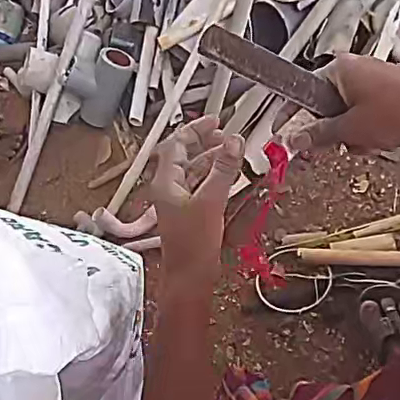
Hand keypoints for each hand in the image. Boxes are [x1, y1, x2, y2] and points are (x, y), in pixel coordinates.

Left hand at [150, 117, 244, 291]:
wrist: (189, 278)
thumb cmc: (194, 244)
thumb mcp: (211, 201)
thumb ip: (223, 169)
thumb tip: (234, 141)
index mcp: (165, 183)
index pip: (176, 145)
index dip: (195, 130)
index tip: (215, 121)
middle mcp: (168, 189)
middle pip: (183, 156)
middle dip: (204, 142)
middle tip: (225, 135)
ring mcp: (178, 202)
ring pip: (193, 171)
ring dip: (211, 159)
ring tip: (231, 151)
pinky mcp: (188, 214)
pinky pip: (199, 186)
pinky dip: (213, 177)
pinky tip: (229, 175)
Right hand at [299, 54, 399, 152]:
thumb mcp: (352, 129)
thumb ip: (319, 134)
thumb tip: (293, 140)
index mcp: (338, 69)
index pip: (301, 92)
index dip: (290, 117)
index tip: (281, 136)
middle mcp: (353, 69)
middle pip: (323, 106)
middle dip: (329, 131)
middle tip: (334, 147)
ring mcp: (372, 80)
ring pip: (345, 114)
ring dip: (352, 135)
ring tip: (369, 143)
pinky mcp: (387, 93)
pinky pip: (364, 115)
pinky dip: (368, 131)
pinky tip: (382, 141)